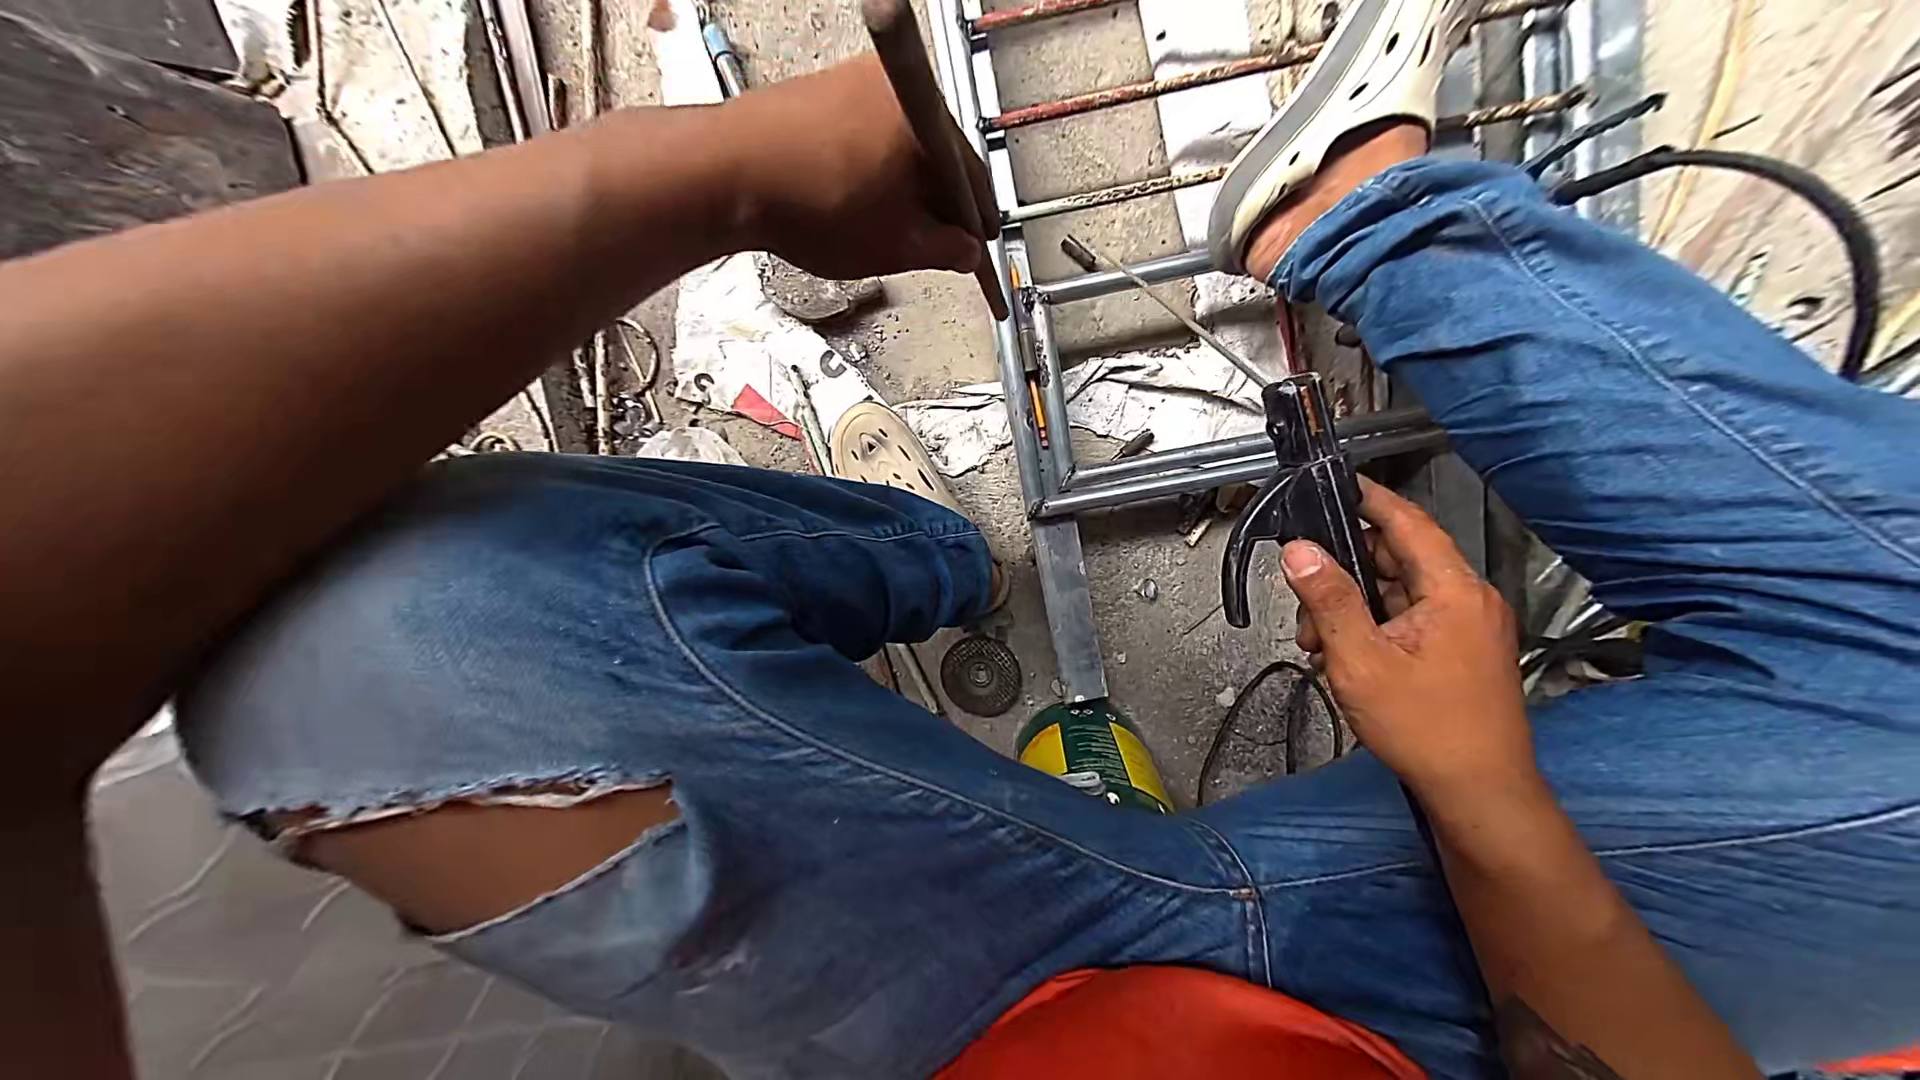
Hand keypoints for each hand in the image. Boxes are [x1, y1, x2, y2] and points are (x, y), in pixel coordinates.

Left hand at [724, 55, 997, 281]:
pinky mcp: (827, 91)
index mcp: (927, 121)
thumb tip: (965, 251)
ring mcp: (859, 84)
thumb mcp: (894, 246)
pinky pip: (872, 137)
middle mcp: (898, 89)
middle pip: (941, 159)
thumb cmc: (808, 203)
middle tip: (940, 247)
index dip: (979, 227)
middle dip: (942, 208)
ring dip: (908, 192)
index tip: (978, 251)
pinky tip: (863, 204)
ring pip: (906, 149)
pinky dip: (877, 173)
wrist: (729, 174)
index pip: (973, 182)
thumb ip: (942, 251)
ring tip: (892, 233)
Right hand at [1285, 477, 1535, 799]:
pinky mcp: (1455, 647)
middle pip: (1392, 558)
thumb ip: (1328, 599)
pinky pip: (1402, 616)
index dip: (1371, 498)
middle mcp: (1466, 601)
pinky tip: (1343, 654)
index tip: (1338, 483)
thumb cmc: (1427, 729)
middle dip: (1341, 574)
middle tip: (1306, 602)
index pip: (1409, 523)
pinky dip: (1368, 625)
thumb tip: (1300, 552)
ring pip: (1392, 590)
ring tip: (1322, 642)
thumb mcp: (1360, 659)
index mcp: (1453, 593)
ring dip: (1349, 606)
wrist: (1475, 791)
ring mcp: (1463, 626)